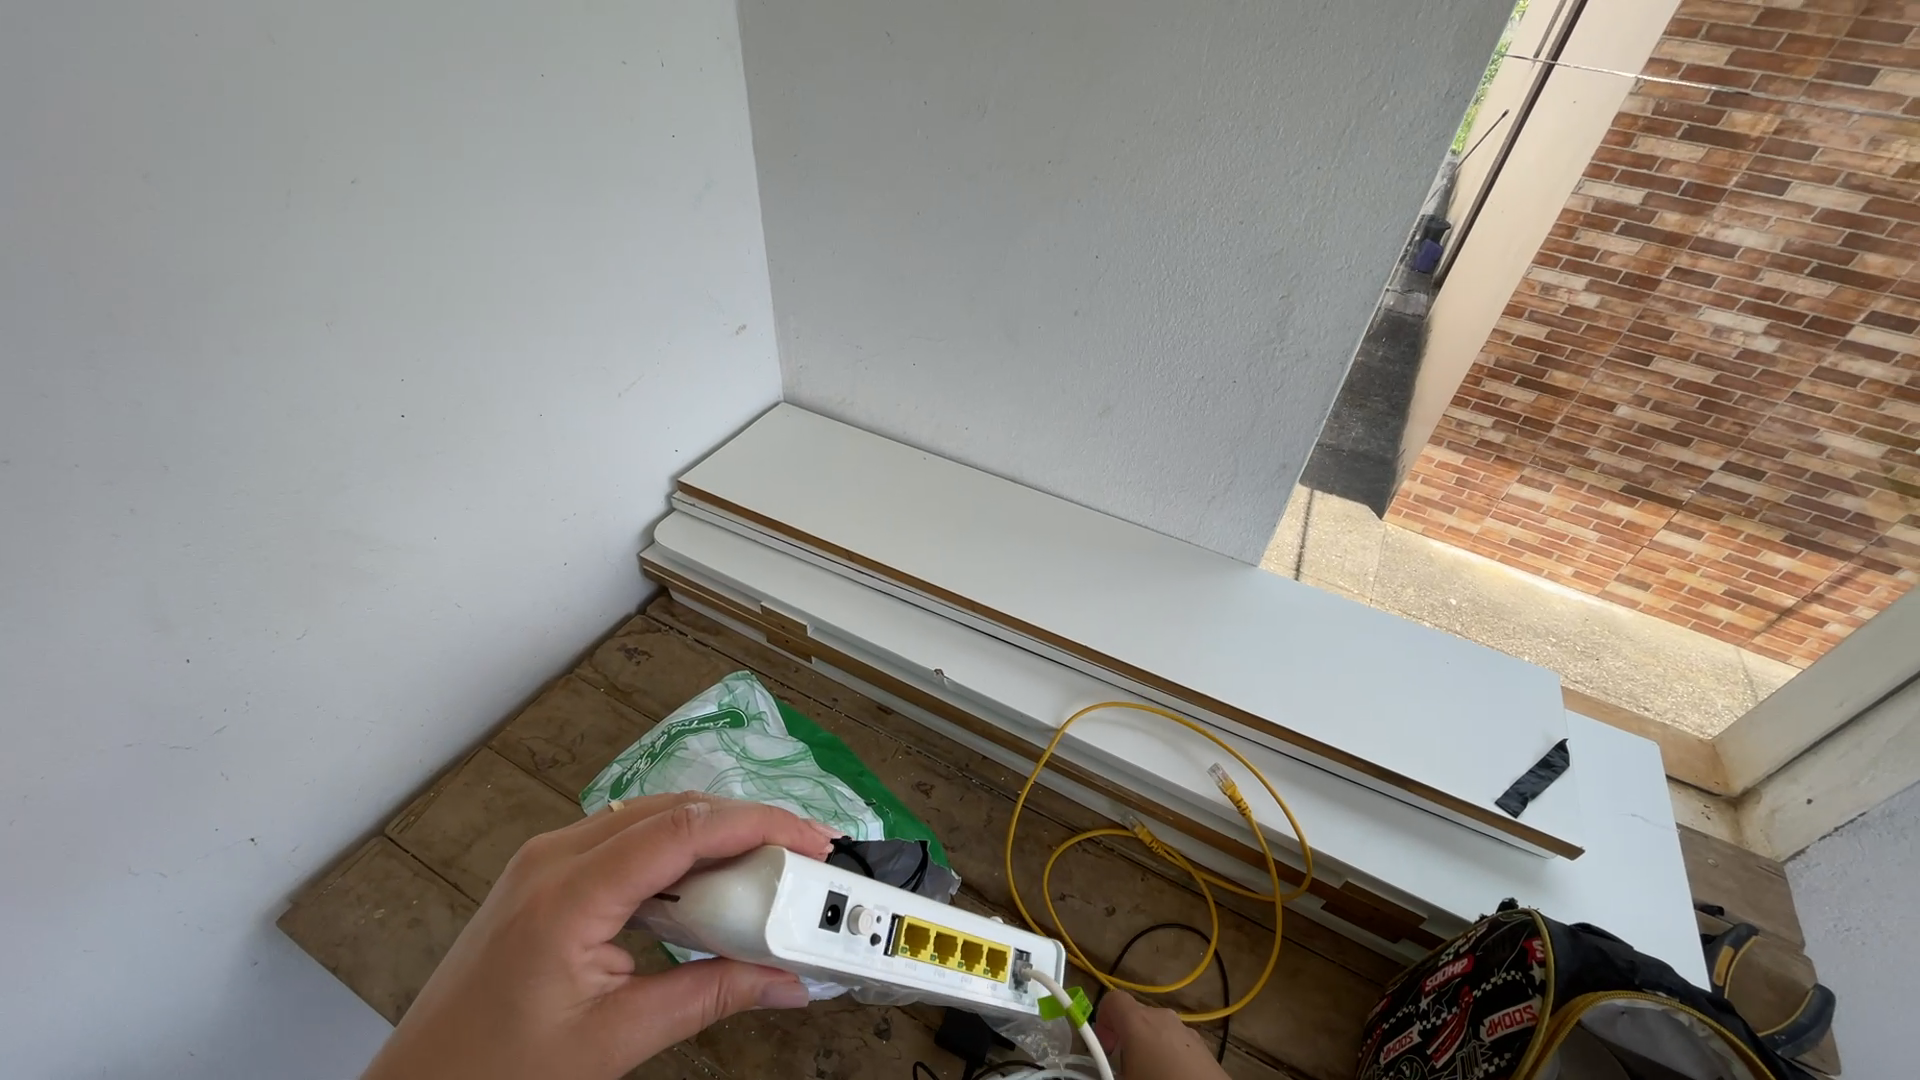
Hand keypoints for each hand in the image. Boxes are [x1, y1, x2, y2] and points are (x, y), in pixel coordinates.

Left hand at [362, 793, 838, 1079]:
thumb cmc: (504, 1074)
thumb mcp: (615, 1039)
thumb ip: (710, 997)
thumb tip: (791, 983)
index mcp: (568, 893)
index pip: (684, 829)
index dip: (759, 824)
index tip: (814, 840)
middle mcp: (557, 853)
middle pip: (674, 809)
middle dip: (748, 822)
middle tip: (804, 850)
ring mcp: (547, 857)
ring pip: (653, 815)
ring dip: (717, 829)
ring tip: (770, 859)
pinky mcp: (548, 871)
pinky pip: (630, 837)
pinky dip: (681, 847)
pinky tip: (710, 875)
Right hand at [1094, 992, 1229, 1079]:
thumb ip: (1110, 1071)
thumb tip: (1109, 1071)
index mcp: (1138, 1021)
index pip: (1112, 1000)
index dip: (1103, 1019)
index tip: (1105, 1047)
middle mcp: (1162, 1017)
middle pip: (1137, 1016)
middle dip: (1127, 1038)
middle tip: (1126, 1069)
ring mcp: (1187, 1031)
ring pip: (1160, 1031)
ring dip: (1151, 1049)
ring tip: (1151, 1077)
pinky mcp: (1206, 1049)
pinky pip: (1179, 1045)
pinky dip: (1172, 1058)